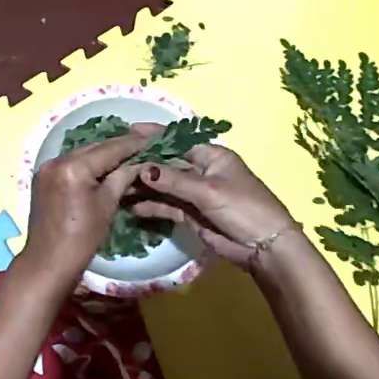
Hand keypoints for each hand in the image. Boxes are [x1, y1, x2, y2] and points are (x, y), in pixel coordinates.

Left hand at [20, 127, 151, 281]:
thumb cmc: (82, 238)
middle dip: (117, 146)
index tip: (152, 137)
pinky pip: (70, 163)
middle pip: (94, 147)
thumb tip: (138, 162)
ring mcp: (47, 168)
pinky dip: (87, 163)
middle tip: (142, 144)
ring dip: (102, 154)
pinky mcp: (43, 177)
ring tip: (126, 154)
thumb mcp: (107, 205)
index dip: (132, 143)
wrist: (48, 262)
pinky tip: (102, 167)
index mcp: (74, 167)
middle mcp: (57, 160)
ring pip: (81, 153)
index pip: (110, 149)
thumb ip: (122, 177)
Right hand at [131, 134, 296, 267]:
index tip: (127, 132)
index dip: (153, 136)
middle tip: (113, 164)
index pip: (176, 141)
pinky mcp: (190, 213)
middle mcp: (200, 170)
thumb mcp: (208, 191)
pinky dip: (150, 206)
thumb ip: (174, 180)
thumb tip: (142, 169)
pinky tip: (131, 207)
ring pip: (163, 186)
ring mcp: (194, 193)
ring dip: (142, 187)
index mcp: (210, 155)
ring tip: (116, 187)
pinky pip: (165, 205)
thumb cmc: (243, 208)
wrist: (264, 247)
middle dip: (142, 164)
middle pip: (166, 164)